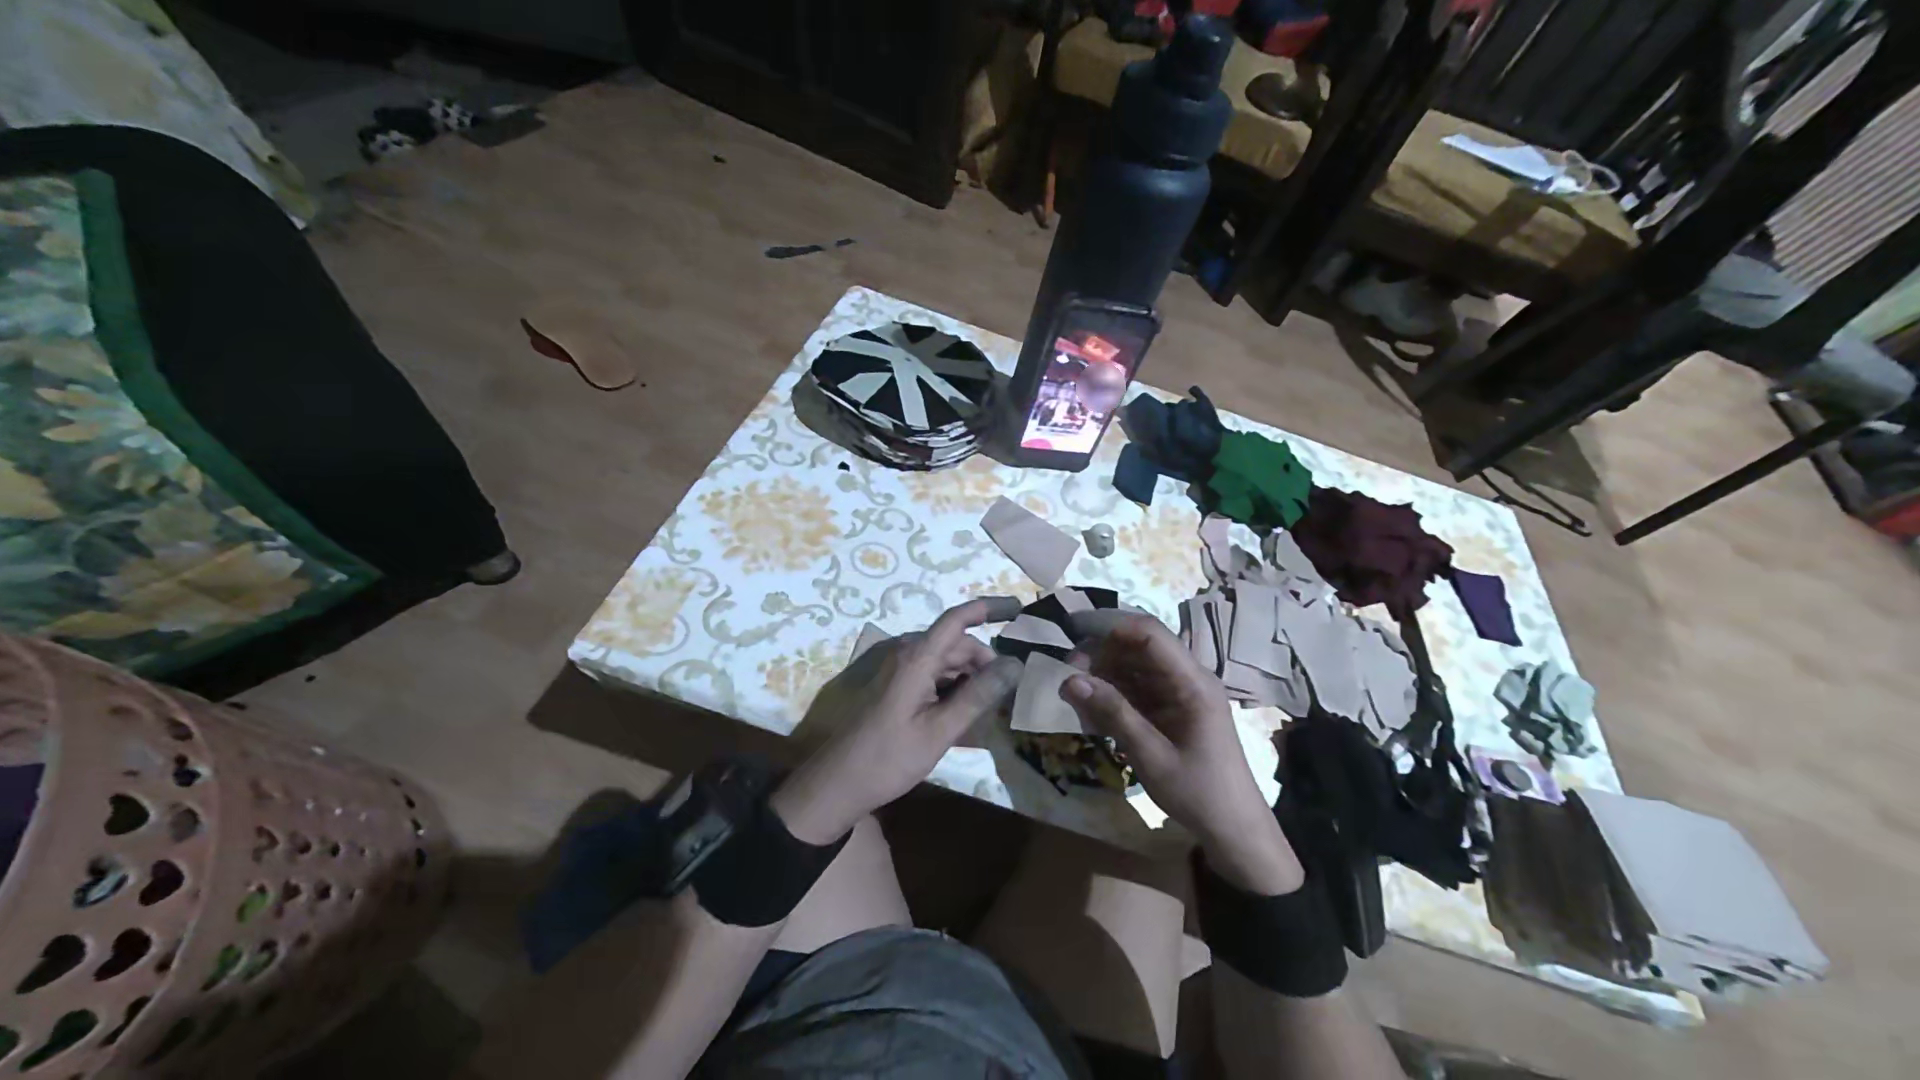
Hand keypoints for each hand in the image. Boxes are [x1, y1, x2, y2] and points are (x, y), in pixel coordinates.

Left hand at [771, 598, 1022, 843]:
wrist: (838, 783)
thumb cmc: (889, 757)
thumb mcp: (940, 730)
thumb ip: (979, 695)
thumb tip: (1015, 664)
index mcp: (916, 657)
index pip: (957, 619)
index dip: (989, 608)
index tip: (1018, 608)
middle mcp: (907, 655)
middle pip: (956, 644)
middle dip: (986, 662)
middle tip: (1011, 694)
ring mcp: (899, 671)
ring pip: (947, 662)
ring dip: (972, 678)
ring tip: (994, 707)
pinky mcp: (896, 688)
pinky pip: (933, 677)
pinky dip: (954, 688)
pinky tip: (968, 714)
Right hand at [1061, 613, 1303, 895]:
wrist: (1233, 829)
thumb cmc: (1198, 792)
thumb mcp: (1151, 755)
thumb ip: (1112, 714)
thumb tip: (1069, 680)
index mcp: (1193, 682)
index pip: (1150, 633)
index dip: (1111, 626)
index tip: (1072, 635)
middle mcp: (1186, 678)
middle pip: (1137, 646)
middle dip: (1100, 653)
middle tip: (1067, 675)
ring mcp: (1178, 693)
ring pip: (1133, 666)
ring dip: (1102, 674)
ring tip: (1075, 695)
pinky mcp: (1170, 708)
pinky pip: (1135, 688)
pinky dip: (1111, 694)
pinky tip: (1091, 711)